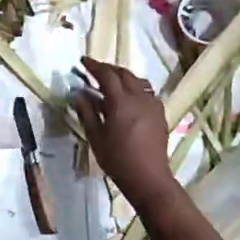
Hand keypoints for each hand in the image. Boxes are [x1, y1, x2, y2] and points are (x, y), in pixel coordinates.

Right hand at [73, 57, 176, 201]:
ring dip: (123, 77)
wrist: (148, 177)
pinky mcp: (160, 114)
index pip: (107, 75)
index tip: (83, 62)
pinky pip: (147, 92)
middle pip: (124, 74)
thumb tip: (80, 94)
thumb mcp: (95, 136)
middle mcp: (139, 98)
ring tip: (111, 81)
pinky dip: (135, 87)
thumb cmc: (117, 159)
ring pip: (138, 81)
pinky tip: (129, 97)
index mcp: (121, 102)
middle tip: (95, 70)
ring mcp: (152, 105)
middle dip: (109, 69)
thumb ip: (87, 112)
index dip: (94, 66)